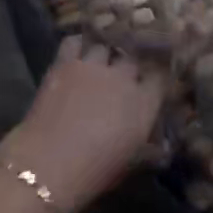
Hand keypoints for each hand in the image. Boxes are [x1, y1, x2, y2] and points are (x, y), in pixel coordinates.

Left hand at [7, 37, 166, 201]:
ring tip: (102, 59)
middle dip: (131, 62)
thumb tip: (162, 148)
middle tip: (125, 71)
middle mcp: (123, 78)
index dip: (157, 74)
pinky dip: (79, 44)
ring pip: (105, 46)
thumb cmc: (96, 170)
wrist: (51, 161)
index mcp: (144, 103)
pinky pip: (74, 42)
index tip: (153, 78)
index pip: (160, 75)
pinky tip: (79, 51)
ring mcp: (93, 66)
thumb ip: (150, 150)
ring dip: (105, 53)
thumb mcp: (132, 163)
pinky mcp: (64, 63)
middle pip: (133, 56)